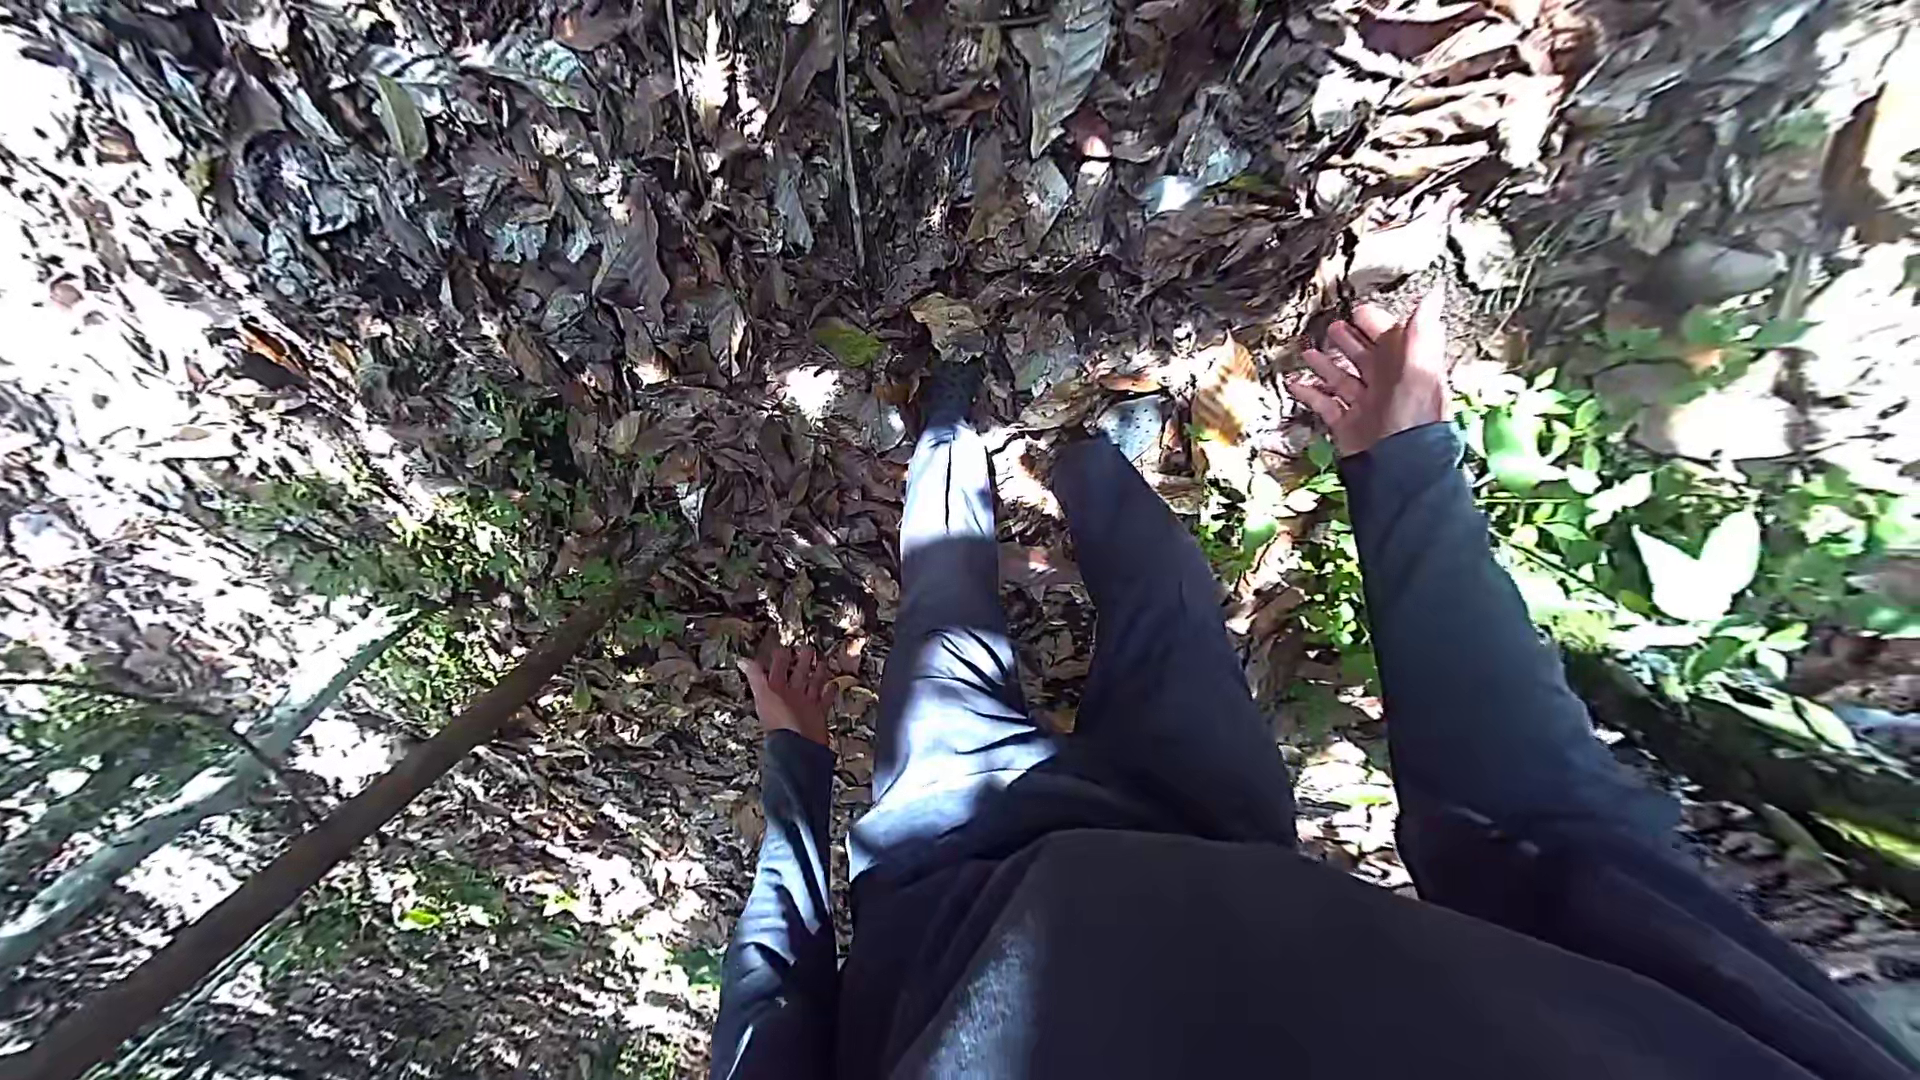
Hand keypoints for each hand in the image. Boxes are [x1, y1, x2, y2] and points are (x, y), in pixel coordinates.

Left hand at [738, 639, 831, 744]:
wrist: (799, 748)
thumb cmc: (781, 723)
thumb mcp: (765, 695)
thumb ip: (756, 677)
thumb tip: (741, 661)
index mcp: (776, 692)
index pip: (777, 671)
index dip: (780, 659)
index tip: (784, 647)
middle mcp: (790, 697)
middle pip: (797, 675)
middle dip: (802, 661)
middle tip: (807, 648)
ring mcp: (805, 705)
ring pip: (812, 684)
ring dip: (817, 673)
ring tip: (821, 661)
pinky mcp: (818, 714)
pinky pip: (825, 699)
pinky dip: (830, 691)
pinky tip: (833, 683)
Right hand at [1285, 288, 1448, 456]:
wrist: (1394, 463)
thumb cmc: (1411, 418)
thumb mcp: (1418, 371)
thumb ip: (1420, 334)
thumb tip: (1433, 294)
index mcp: (1405, 369)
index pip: (1390, 339)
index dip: (1376, 324)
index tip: (1359, 311)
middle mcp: (1385, 386)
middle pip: (1364, 357)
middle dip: (1348, 341)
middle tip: (1333, 327)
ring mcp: (1364, 405)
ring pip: (1342, 379)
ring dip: (1325, 365)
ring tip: (1308, 353)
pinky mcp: (1346, 423)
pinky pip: (1324, 404)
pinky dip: (1308, 393)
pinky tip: (1294, 384)